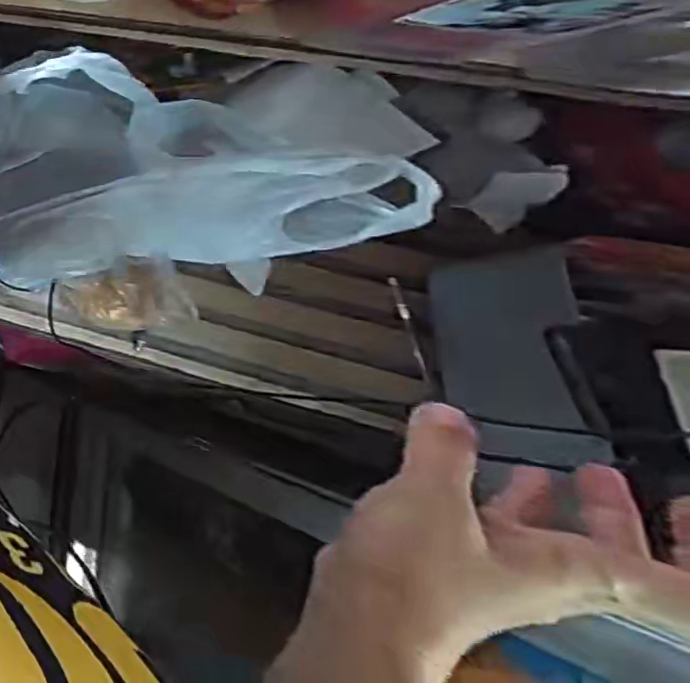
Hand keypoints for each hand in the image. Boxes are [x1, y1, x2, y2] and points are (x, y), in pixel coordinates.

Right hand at [269, 403, 689, 682]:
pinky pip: (496, 532)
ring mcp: (501, 572)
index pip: (676, 583)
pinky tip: (464, 482)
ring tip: (546, 470)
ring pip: (551, 541)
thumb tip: (448, 415)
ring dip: (556, 508)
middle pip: (612, 555)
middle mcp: (551, 578)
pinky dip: (494, 504)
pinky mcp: (456, 565)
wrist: (367, 611)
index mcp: (575, 572)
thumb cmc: (419, 571)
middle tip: (606, 475)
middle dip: (617, 514)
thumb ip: (441, 452)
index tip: (681, 505)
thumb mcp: (429, 497)